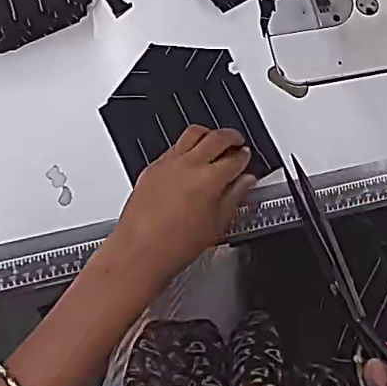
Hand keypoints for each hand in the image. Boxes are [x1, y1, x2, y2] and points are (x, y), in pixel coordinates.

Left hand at [99, 126, 255, 293]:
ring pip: (192, 134)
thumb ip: (234, 197)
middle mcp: (189, 165)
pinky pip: (172, 147)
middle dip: (232, 137)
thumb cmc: (174, 245)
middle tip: (237, 142)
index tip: (245, 157)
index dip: (244, 156)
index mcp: (210, 178)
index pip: (235, 159)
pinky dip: (185, 147)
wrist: (140, 251)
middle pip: (216, 137)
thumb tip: (244, 183)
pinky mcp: (151, 168)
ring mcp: (168, 163)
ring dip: (208, 135)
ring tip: (213, 141)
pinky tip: (188, 158)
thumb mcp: (217, 224)